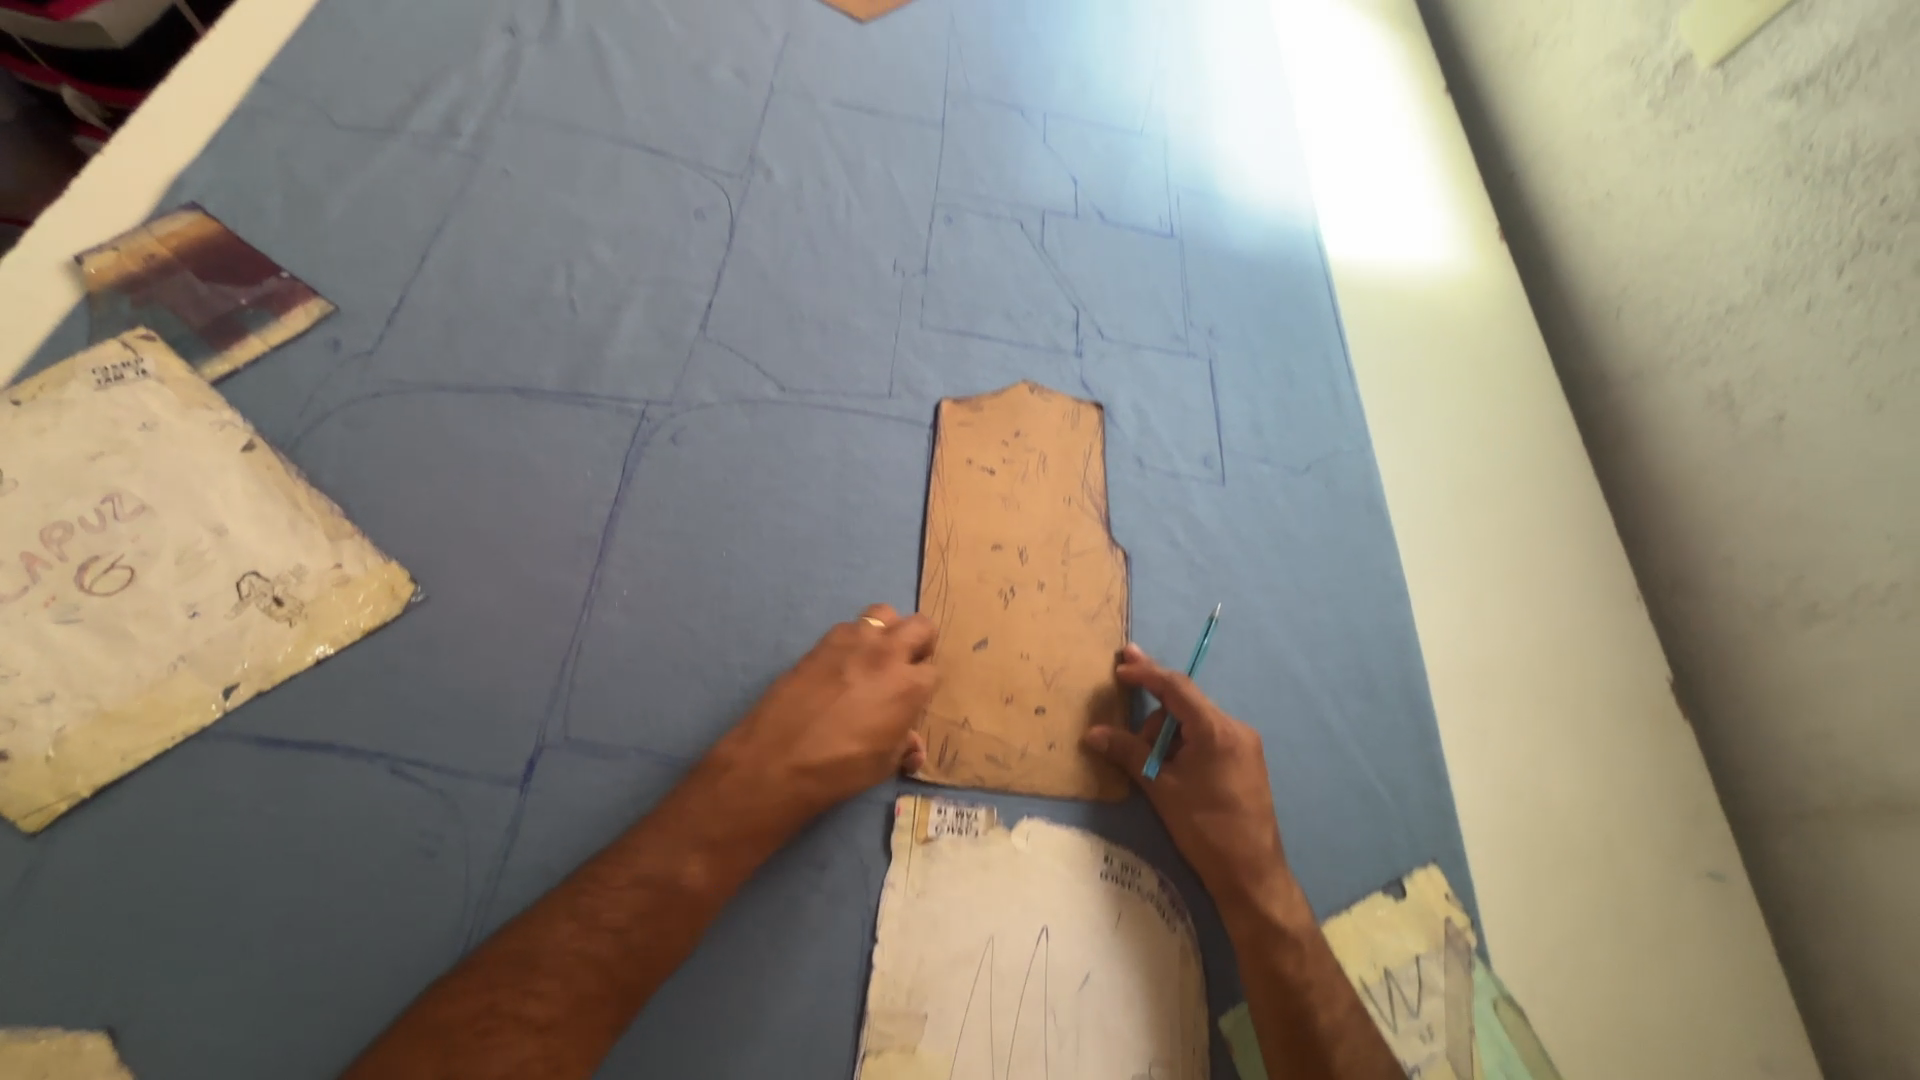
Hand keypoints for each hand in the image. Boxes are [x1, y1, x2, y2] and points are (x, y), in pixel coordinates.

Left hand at [717, 604, 937, 818]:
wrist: (777, 759)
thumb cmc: (840, 768)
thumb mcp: (883, 764)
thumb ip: (903, 746)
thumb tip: (912, 748)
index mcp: (909, 686)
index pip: (933, 671)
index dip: (924, 687)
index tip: (913, 700)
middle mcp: (886, 654)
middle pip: (920, 626)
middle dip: (920, 642)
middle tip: (907, 665)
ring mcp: (852, 642)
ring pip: (882, 614)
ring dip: (886, 631)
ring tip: (875, 656)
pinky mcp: (821, 643)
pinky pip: (847, 627)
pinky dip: (852, 640)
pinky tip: (841, 664)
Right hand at [1083, 644, 1290, 918]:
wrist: (1252, 875)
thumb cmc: (1205, 829)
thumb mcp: (1160, 788)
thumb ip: (1128, 752)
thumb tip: (1092, 733)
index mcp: (1216, 729)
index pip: (1176, 687)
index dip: (1146, 673)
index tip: (1120, 667)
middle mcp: (1235, 728)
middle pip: (1183, 705)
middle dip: (1153, 722)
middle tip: (1132, 747)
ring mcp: (1244, 745)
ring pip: (1194, 723)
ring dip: (1168, 738)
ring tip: (1156, 774)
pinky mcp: (1246, 761)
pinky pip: (1207, 738)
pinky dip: (1184, 747)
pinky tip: (1172, 772)